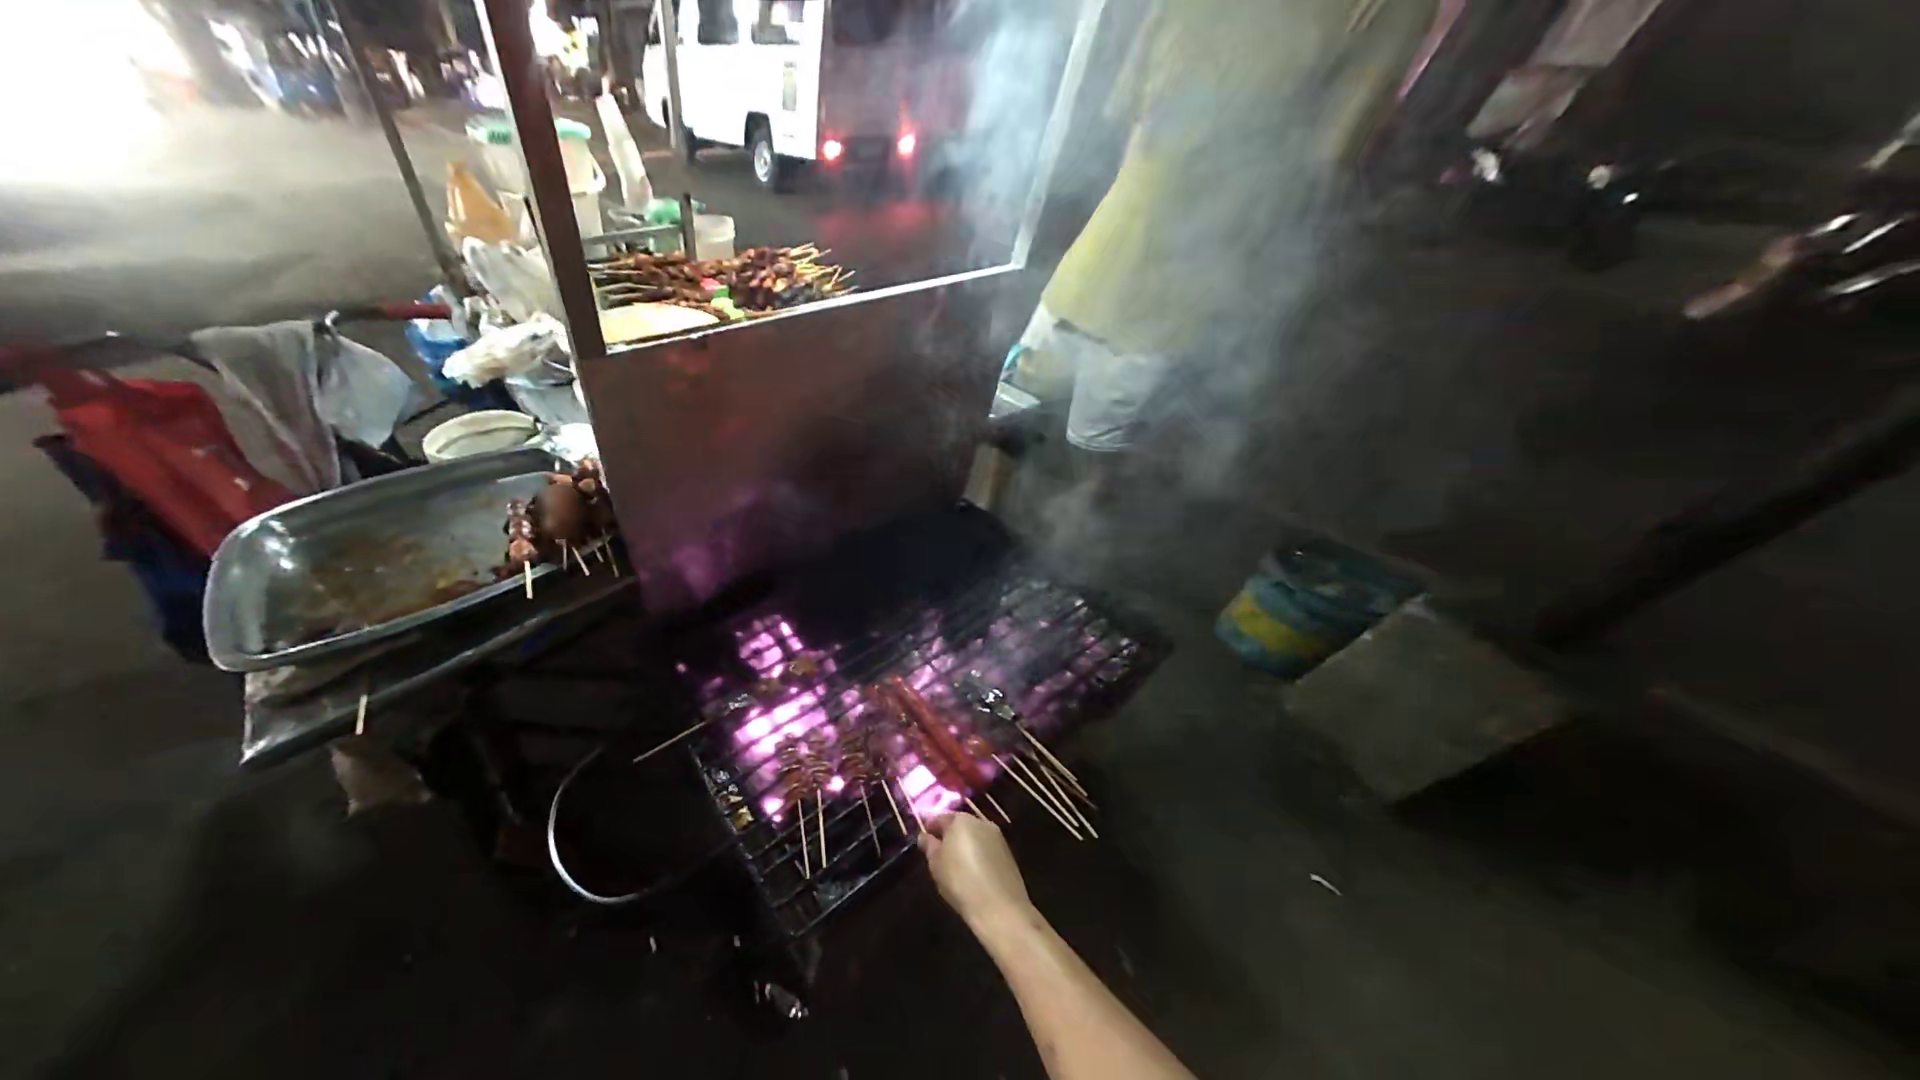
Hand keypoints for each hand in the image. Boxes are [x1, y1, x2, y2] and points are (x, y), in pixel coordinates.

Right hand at [919, 811, 1032, 929]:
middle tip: (938, 851)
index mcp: (961, 820)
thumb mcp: (936, 864)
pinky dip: (978, 854)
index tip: (923, 836)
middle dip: (949, 835)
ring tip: (955, 863)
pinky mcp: (1008, 853)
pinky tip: (973, 871)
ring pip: (975, 836)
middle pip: (960, 825)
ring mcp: (998, 837)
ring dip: (965, 844)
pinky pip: (987, 848)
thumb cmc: (960, 881)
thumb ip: (929, 846)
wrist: (999, 906)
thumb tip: (925, 836)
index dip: (930, 826)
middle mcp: (982, 822)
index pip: (941, 818)